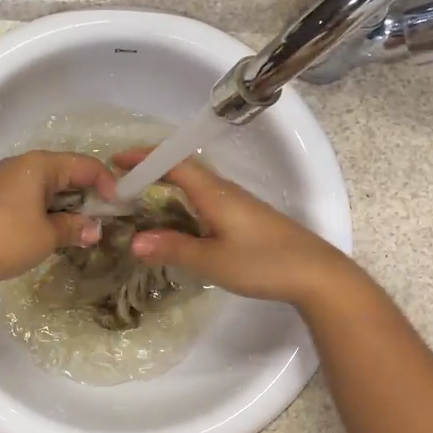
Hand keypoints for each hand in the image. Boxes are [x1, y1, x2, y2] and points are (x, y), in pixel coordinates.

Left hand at [0, 151, 116, 284]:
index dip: (108, 183)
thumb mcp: (46, 237)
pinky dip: (43, 210)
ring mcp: (1, 180)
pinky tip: (47, 232)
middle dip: (86, 196)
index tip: (120, 207)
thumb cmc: (4, 239)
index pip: (85, 165)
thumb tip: (93, 229)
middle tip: (101, 221)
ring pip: (44, 187)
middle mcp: (20, 165)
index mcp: (39, 165)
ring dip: (64, 206)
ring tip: (77, 230)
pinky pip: (26, 197)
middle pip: (64, 173)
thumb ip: (74, 229)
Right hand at [114, 148, 356, 307]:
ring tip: (139, 202)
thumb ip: (173, 248)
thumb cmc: (263, 263)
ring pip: (194, 187)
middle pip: (183, 170)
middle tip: (121, 182)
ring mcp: (237, 205)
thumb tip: (134, 241)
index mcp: (214, 193)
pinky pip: (204, 202)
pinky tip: (174, 224)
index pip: (174, 163)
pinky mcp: (244, 220)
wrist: (316, 274)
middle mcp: (224, 192)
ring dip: (165, 188)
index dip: (145, 158)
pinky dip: (181, 204)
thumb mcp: (212, 260)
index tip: (116, 161)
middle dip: (151, 171)